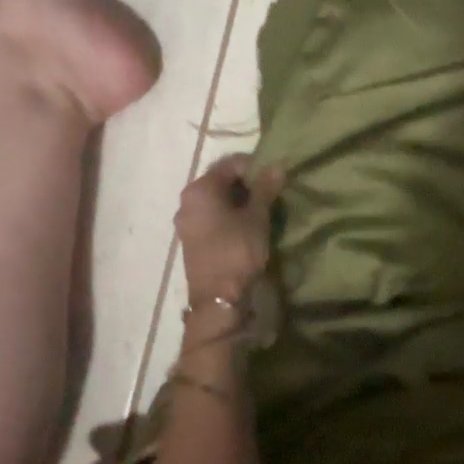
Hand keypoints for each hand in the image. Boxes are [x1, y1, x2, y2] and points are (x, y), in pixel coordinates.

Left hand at [176, 155, 282, 304]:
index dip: (255, 166)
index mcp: (200, 189)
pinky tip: (247, 227)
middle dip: (247, 184)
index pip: (230, 163)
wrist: (218, 299)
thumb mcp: (257, 217)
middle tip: (272, 194)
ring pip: (217, 201)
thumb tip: (277, 164)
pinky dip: (229, 216)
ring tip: (263, 211)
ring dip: (239, 202)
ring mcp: (186, 222)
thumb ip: (265, 188)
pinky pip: (211, 217)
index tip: (275, 178)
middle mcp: (187, 201)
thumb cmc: (237, 251)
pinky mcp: (190, 240)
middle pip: (221, 181)